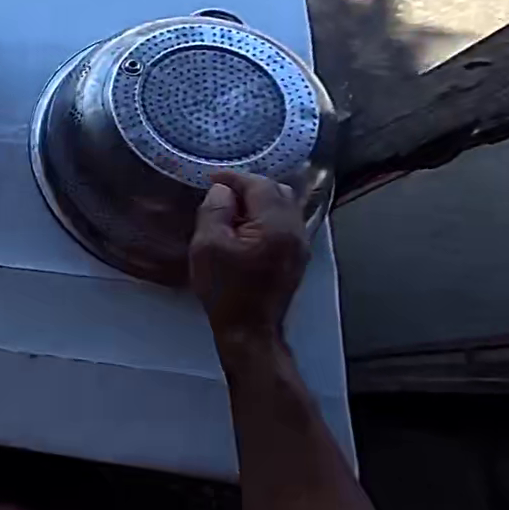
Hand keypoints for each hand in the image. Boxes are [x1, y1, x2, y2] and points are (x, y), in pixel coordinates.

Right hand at [189, 171, 308, 344]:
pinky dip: (266, 216)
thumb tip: (223, 191)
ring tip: (232, 210)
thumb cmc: (224, 289)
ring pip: (285, 206)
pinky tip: (246, 228)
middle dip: (249, 186)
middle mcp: (296, 231)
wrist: (248, 331)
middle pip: (278, 191)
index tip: (211, 179)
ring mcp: (301, 245)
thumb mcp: (207, 246)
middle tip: (222, 194)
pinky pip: (285, 222)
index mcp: (276, 226)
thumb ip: (215, 211)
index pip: (260, 185)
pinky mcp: (298, 257)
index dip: (234, 178)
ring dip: (259, 201)